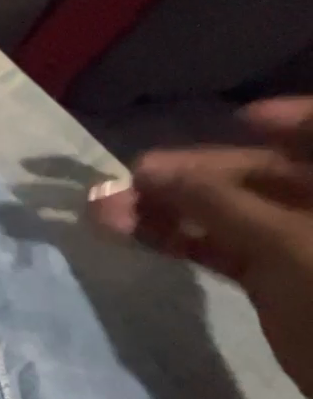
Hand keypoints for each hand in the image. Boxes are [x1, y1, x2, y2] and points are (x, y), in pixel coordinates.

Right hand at [89, 97, 312, 393]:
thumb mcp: (289, 248)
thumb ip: (217, 201)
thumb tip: (146, 168)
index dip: (295, 121)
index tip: (240, 120)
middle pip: (273, 174)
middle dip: (197, 174)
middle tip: (127, 181)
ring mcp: (310, 246)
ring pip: (237, 211)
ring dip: (172, 208)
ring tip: (105, 212)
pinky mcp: (284, 279)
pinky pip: (227, 245)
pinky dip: (181, 237)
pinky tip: (132, 232)